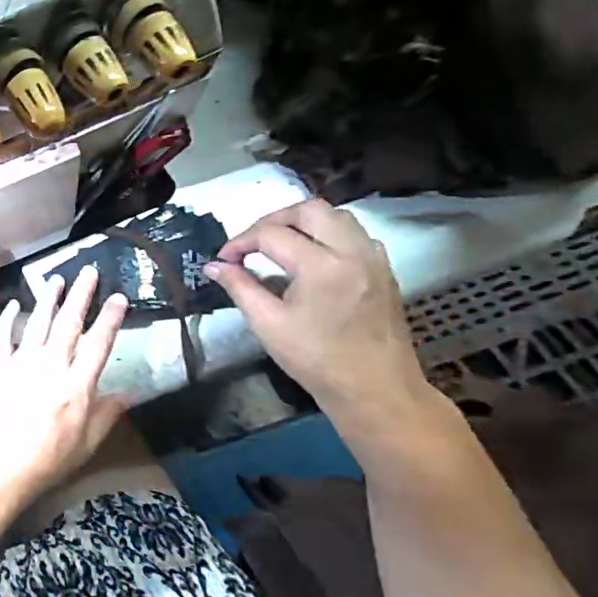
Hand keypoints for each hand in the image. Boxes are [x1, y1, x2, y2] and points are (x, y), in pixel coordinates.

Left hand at [0, 267, 128, 508]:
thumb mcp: (86, 444)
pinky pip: (3, 337)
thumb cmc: (45, 461)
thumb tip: (128, 394)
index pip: (98, 344)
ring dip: (48, 299)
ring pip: (38, 323)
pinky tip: (13, 305)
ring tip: (56, 279)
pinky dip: (8, 319)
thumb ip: (106, 415)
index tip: (119, 298)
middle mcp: (51, 366)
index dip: (110, 319)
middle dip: (81, 295)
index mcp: (77, 386)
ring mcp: (21, 364)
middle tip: (88, 271)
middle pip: (69, 323)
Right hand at [203, 199, 427, 414]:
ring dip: (303, 222)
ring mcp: (374, 259)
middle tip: (251, 242)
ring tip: (279, 245)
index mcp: (321, 266)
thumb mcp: (267, 324)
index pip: (271, 234)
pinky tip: (312, 258)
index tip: (223, 259)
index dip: (240, 242)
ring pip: (337, 216)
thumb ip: (240, 287)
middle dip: (274, 219)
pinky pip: (356, 235)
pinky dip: (328, 235)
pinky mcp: (384, 270)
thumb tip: (213, 266)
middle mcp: (352, 252)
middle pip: (310, 209)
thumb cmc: (314, 359)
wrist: (373, 387)